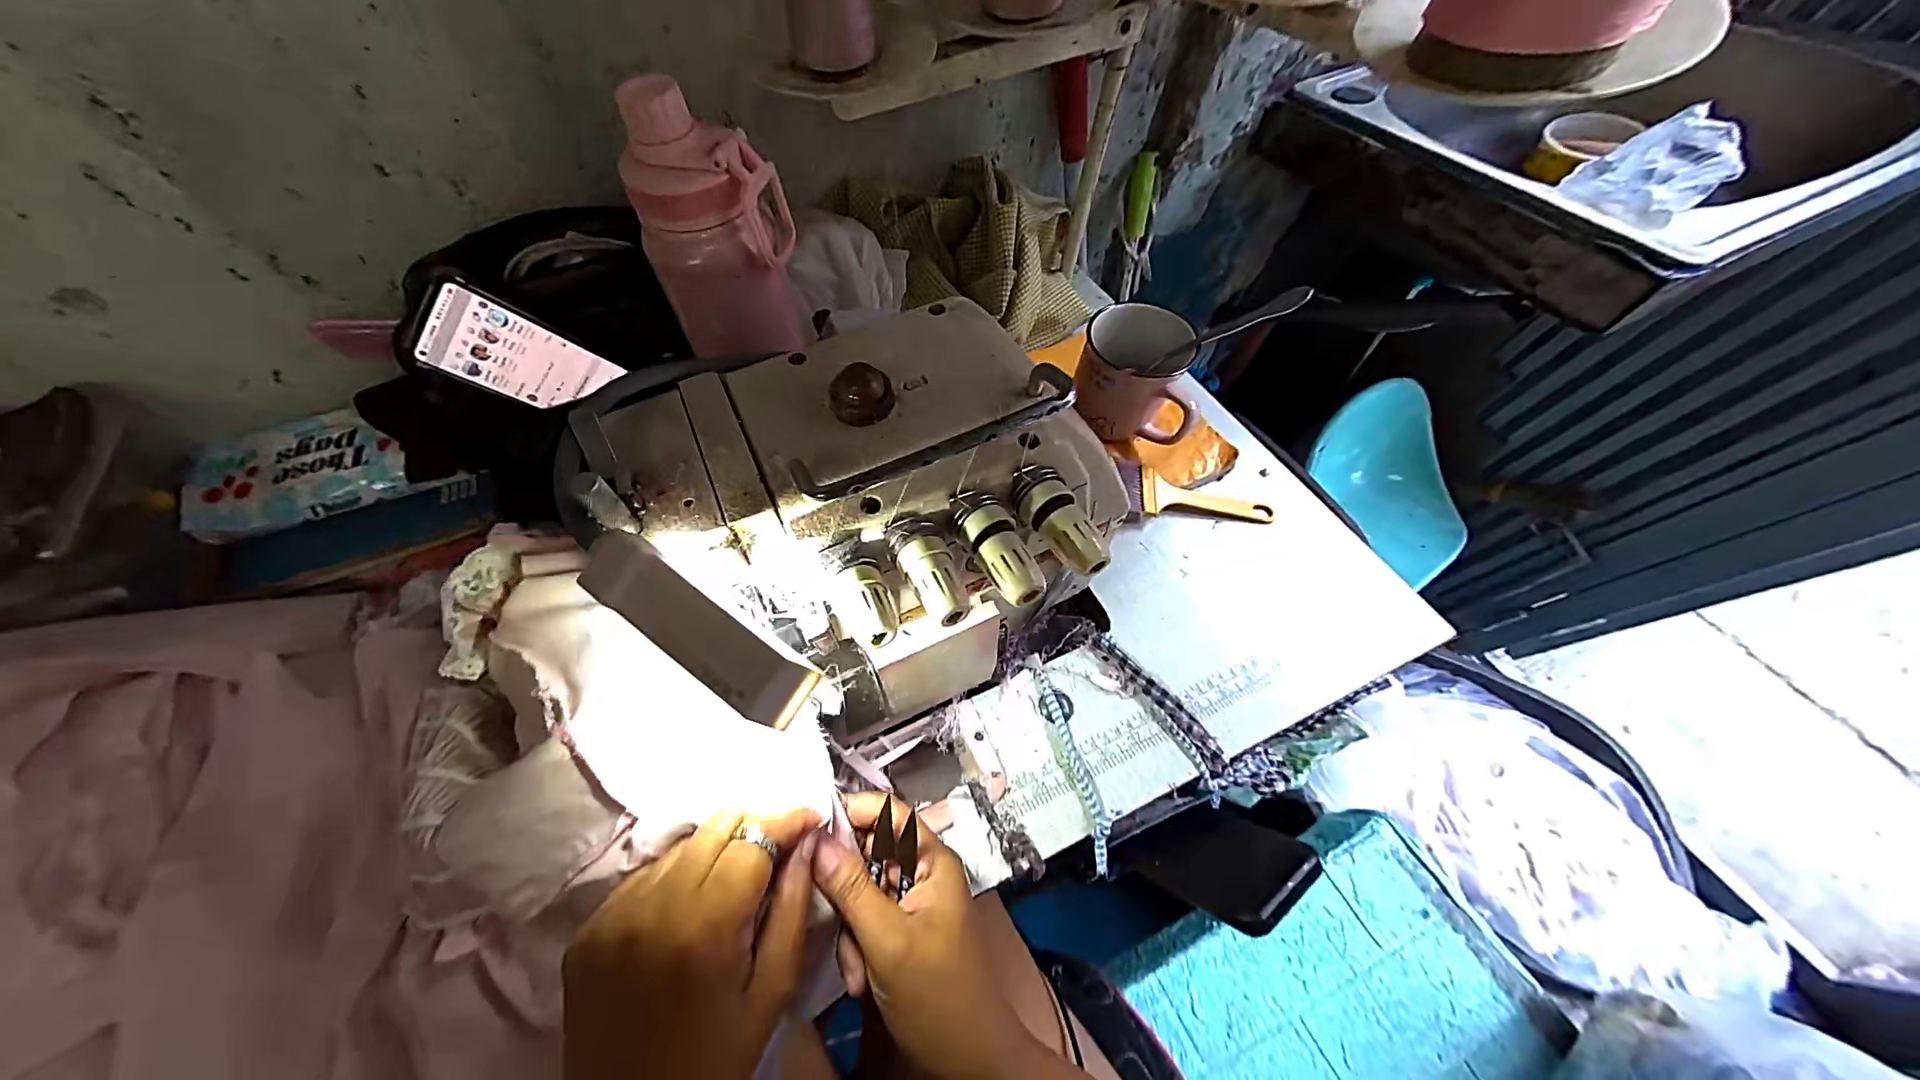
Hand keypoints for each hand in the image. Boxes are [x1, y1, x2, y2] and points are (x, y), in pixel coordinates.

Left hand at [564, 808, 820, 1079]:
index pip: (753, 840)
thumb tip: (806, 842)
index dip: (786, 822)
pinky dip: (677, 876)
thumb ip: (793, 907)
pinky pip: (646, 875)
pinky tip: (691, 905)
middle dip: (754, 826)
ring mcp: (613, 916)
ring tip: (735, 878)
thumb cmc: (716, 1057)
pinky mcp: (589, 929)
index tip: (811, 816)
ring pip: (680, 847)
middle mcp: (653, 907)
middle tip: (778, 846)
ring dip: (715, 849)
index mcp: (705, 926)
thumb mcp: (771, 990)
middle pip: (715, 828)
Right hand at [812, 793, 1072, 1079]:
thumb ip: (851, 889)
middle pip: (868, 853)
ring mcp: (911, 902)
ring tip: (858, 970)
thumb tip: (816, 840)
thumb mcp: (889, 940)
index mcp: (932, 860)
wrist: (969, 1061)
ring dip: (851, 929)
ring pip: (860, 890)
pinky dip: (857, 947)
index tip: (811, 827)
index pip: (889, 812)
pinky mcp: (900, 929)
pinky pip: (865, 920)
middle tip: (836, 921)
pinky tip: (862, 980)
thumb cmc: (939, 996)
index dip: (852, 811)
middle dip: (846, 890)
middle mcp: (922, 872)